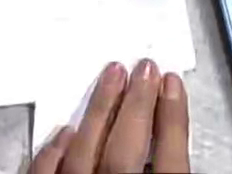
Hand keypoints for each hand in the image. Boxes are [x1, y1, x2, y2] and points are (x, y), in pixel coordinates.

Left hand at [31, 59, 189, 173]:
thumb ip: (171, 168)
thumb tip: (176, 140)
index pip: (170, 163)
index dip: (174, 118)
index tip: (173, 84)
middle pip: (125, 151)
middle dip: (137, 103)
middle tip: (146, 66)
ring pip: (84, 152)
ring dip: (100, 109)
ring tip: (113, 72)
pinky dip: (55, 152)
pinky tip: (65, 130)